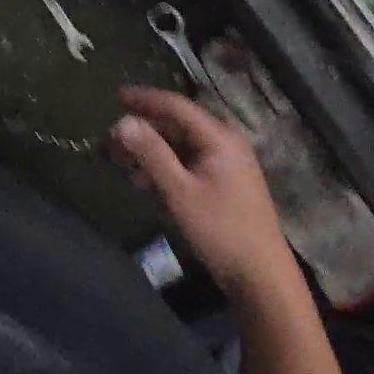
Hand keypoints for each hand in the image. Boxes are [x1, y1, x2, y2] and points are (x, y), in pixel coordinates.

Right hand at [110, 86, 299, 295]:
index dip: (145, 99)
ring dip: (151, 150)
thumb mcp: (180, 192)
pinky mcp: (223, 183)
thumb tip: (121, 122)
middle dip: (143, 129)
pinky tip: (144, 182)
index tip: (116, 96)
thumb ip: (151, 154)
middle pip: (177, 124)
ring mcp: (226, 164)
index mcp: (219, 138)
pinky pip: (188, 162)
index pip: (177, 106)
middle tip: (112, 139)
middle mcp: (225, 143)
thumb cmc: (220, 230)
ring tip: (122, 162)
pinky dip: (165, 166)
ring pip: (180, 145)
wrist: (262, 277)